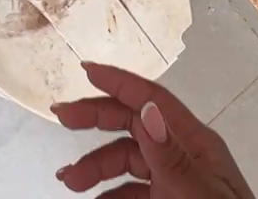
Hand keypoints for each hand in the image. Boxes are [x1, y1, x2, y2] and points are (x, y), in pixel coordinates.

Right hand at [53, 62, 256, 198]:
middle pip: (133, 124)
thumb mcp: (197, 196)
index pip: (153, 100)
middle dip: (95, 120)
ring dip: (95, 167)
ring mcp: (176, 185)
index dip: (119, 81)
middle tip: (60, 118)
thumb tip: (146, 109)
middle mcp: (184, 157)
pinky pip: (132, 194)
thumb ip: (170, 157)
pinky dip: (110, 197)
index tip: (85, 71)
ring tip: (68, 182)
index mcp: (196, 144)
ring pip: (127, 162)